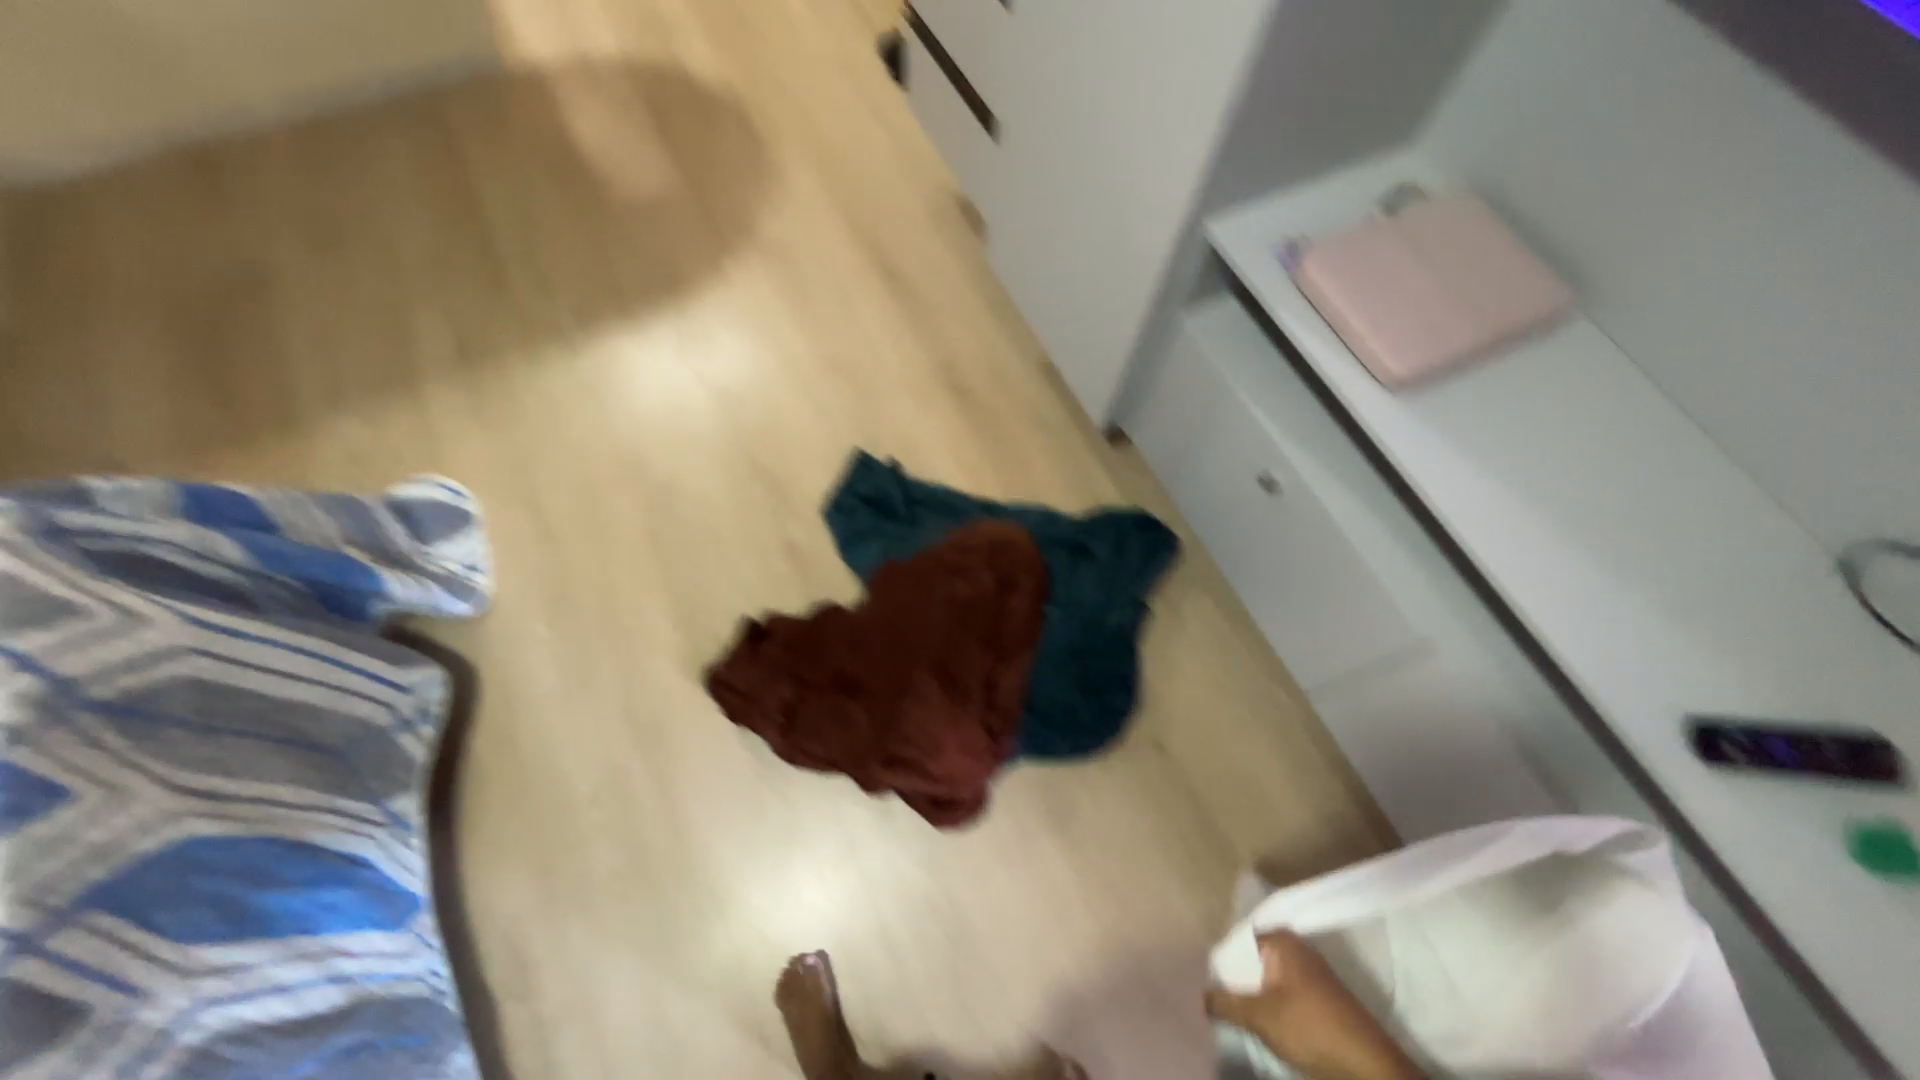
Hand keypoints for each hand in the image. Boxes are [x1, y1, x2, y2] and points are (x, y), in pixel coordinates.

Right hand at [1205, 930, 1422, 1079]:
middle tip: (1201, 996)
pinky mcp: (1316, 1002)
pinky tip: (1247, 1023)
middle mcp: (1296, 951)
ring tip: (1219, 1011)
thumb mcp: (1259, 1017)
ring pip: (1264, 982)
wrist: (1369, 1070)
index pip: (1236, 942)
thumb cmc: (1311, 1030)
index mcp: (1282, 942)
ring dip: (1246, 997)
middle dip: (1230, 980)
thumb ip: (1224, 1002)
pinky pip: (1279, 997)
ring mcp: (1308, 977)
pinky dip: (1263, 1008)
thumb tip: (1198, 995)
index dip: (1216, 961)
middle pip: (1250, 961)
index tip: (1194, 978)